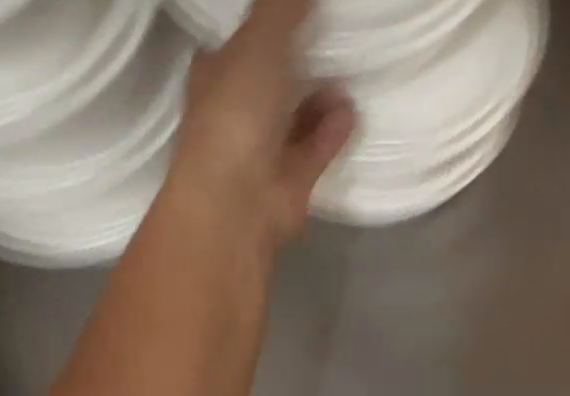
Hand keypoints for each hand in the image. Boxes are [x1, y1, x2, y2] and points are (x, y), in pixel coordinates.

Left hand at [168, 0, 355, 245]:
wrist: (238, 202)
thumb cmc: (235, 115)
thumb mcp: (257, 46)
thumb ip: (282, 11)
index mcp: (216, 74)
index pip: (237, 40)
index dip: (262, 23)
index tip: (294, 10)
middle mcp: (237, 109)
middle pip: (270, 78)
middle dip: (297, 60)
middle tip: (334, 34)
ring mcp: (265, 147)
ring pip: (296, 115)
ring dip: (320, 97)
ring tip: (352, 69)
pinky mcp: (293, 178)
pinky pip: (316, 147)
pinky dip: (333, 130)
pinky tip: (354, 110)